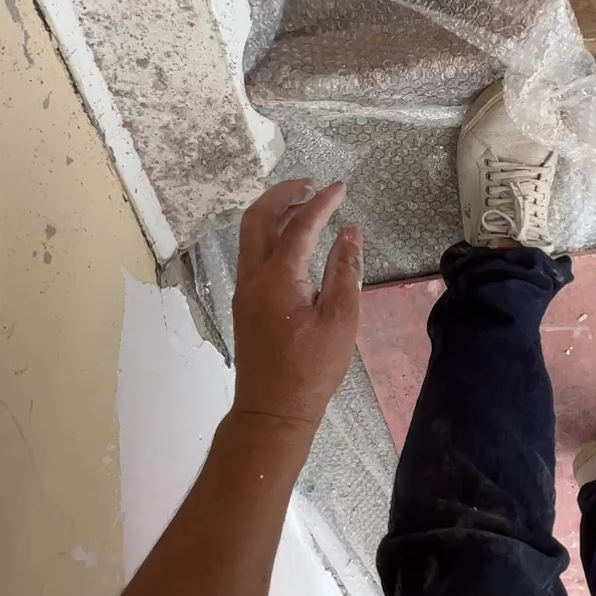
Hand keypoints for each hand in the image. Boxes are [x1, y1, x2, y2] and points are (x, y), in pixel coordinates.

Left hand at [231, 180, 363, 428]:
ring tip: (306, 202)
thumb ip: (345, 270)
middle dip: (283, 193)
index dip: (322, 202)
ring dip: (275, 211)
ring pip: (251, 234)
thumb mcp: (341, 320)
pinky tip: (295, 237)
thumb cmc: (311, 369)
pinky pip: (254, 251)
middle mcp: (253, 277)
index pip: (300, 226)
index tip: (341, 187)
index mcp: (278, 280)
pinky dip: (272, 232)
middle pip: (258, 218)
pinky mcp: (246, 300)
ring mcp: (244, 289)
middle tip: (312, 184)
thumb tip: (350, 231)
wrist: (272, 411)